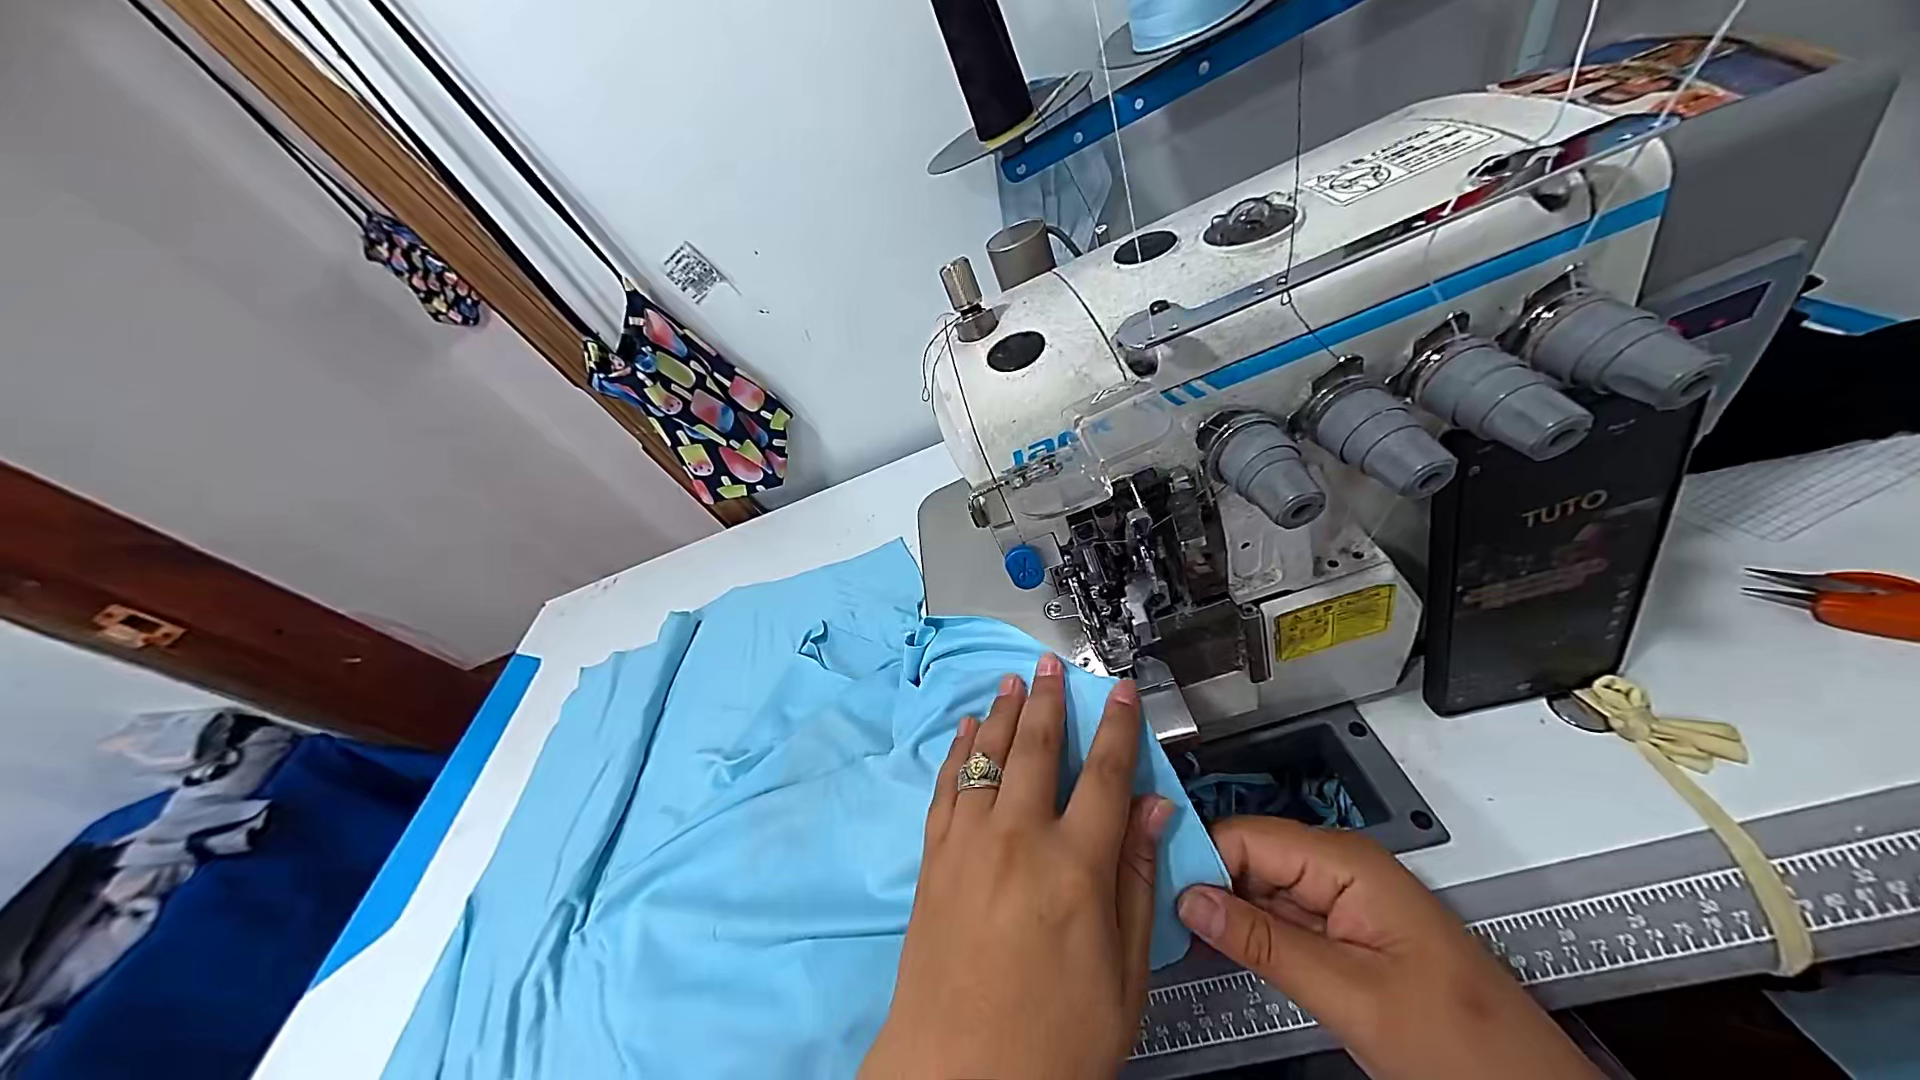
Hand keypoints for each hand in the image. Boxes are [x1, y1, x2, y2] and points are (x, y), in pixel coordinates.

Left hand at [861, 655, 1173, 1079]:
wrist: (956, 1077)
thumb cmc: (1054, 1040)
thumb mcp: (1124, 975)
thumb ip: (1138, 882)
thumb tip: (1150, 809)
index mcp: (1075, 867)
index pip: (1104, 775)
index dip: (1118, 728)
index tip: (1121, 693)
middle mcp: (1018, 838)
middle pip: (1036, 747)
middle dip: (1049, 699)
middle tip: (1051, 665)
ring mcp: (969, 842)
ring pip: (987, 754)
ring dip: (1001, 712)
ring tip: (1012, 680)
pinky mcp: (934, 856)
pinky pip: (947, 786)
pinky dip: (958, 751)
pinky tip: (965, 730)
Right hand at [1177, 818, 1599, 1079]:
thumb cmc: (1468, 1045)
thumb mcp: (1352, 995)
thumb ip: (1264, 941)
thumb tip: (1194, 900)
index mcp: (1346, 861)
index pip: (1244, 835)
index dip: (1198, 858)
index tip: (1159, 886)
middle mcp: (1338, 866)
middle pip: (1246, 854)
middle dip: (1204, 882)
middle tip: (1160, 913)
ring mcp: (1337, 897)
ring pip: (1255, 884)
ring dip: (1221, 906)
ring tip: (1179, 929)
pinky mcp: (1337, 927)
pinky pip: (1275, 913)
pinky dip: (1245, 928)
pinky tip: (1219, 943)